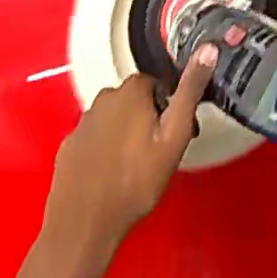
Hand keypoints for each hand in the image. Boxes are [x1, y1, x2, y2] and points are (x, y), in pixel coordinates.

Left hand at [13, 46, 216, 277]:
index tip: (175, 132)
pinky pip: (95, 138)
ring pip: (116, 118)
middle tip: (159, 151)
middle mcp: (104, 98)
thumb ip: (190, 90)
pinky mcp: (68, 147)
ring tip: (136, 166)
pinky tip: (112, 174)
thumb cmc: (135, 182)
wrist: (83, 229)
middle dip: (150, 117)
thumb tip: (208, 49)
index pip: (160, 83)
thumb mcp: (174, 135)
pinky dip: (105, 149)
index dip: (171, 106)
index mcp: (131, 90)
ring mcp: (82, 123)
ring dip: (128, 132)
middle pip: (137, 99)